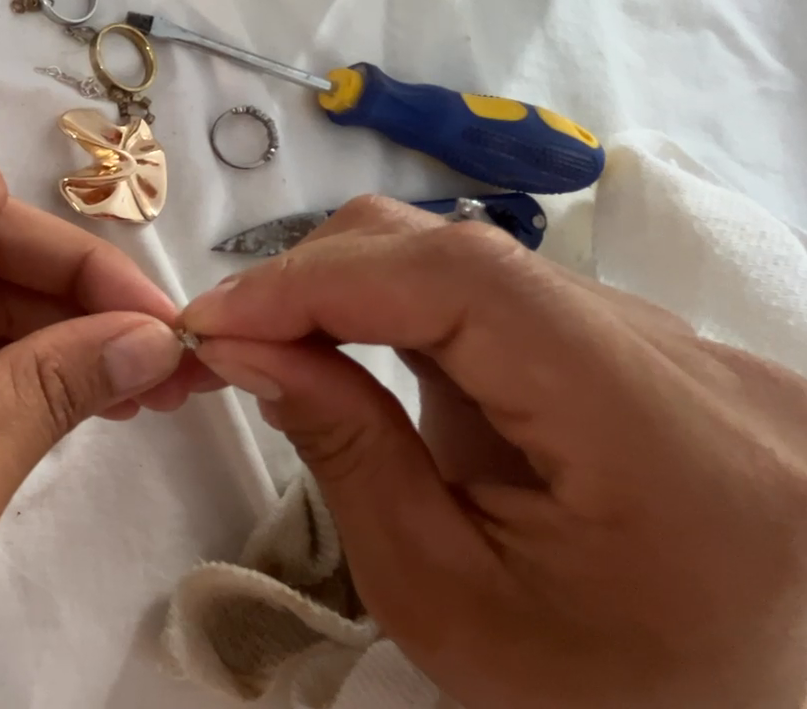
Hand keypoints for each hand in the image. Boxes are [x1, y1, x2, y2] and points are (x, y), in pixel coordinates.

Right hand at [179, 196, 806, 708]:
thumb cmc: (575, 690)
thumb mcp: (433, 591)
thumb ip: (340, 446)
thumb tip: (235, 340)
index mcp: (678, 451)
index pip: (471, 285)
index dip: (321, 278)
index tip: (215, 319)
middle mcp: (705, 371)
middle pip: (464, 254)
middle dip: (317, 278)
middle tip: (229, 336)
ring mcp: (685, 350)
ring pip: (469, 258)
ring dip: (345, 288)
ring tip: (275, 343)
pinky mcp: (644, 349)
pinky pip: (489, 288)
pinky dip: (388, 303)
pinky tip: (344, 343)